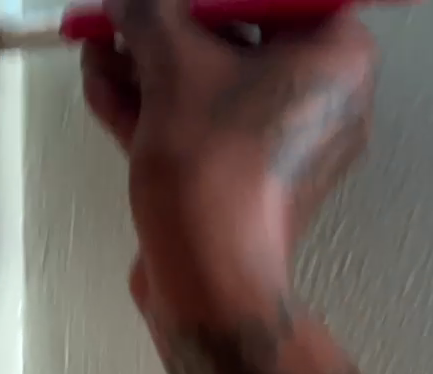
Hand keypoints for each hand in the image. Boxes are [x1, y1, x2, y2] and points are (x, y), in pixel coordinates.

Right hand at [82, 0, 376, 323]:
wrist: (207, 286)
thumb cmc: (211, 172)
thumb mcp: (174, 70)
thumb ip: (149, 15)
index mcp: (335, 56)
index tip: (165, 0)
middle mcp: (316, 102)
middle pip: (233, 41)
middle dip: (165, 30)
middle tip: (123, 16)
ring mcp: (274, 152)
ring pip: (205, 93)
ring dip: (146, 71)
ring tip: (96, 50)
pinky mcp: (237, 188)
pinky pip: (197, 134)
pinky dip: (153, 113)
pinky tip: (103, 90)